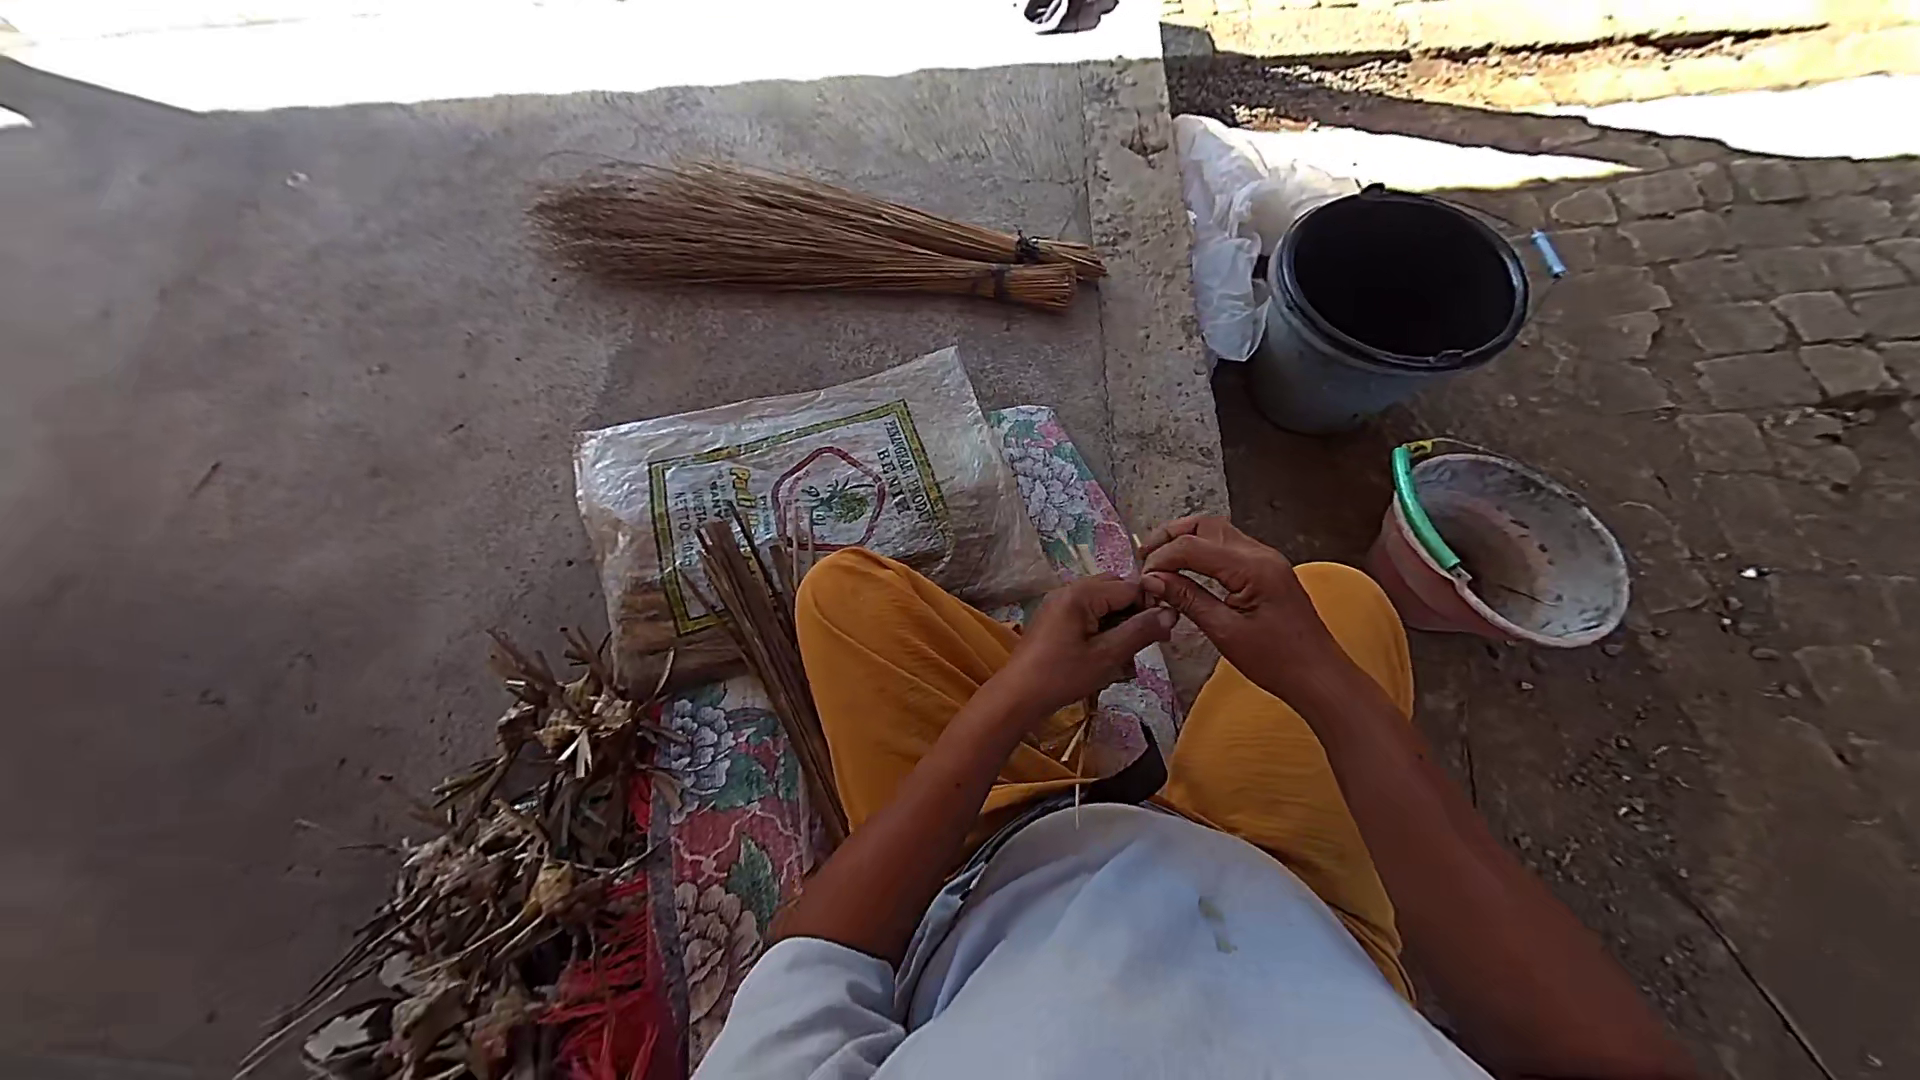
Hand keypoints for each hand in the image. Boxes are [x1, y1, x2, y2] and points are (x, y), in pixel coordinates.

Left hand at [989, 575, 1177, 723]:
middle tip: (1147, 645)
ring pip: (1103, 606)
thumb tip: (1171, 612)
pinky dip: (1102, 633)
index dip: (1151, 607)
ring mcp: (1059, 605)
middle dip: (1134, 616)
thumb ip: (1140, 631)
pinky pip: (1087, 617)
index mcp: (1080, 593)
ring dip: (1120, 628)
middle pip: (1115, 592)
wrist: (1018, 696)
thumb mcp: (1107, 655)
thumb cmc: (1062, 675)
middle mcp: (1068, 591)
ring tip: (1126, 660)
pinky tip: (1108, 659)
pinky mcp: (1054, 620)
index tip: (1165, 633)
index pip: (1129, 586)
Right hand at [1138, 516, 1346, 701]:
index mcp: (1252, 567)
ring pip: (1215, 532)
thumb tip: (1152, 580)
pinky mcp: (1265, 570)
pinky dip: (1199, 551)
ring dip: (1184, 541)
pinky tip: (1184, 570)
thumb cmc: (1276, 661)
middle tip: (1145, 559)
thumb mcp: (1224, 631)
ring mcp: (1265, 559)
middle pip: (1204, 525)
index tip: (1143, 580)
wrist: (1319, 677)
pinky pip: (1226, 547)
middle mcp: (1260, 554)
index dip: (1161, 558)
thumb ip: (1187, 599)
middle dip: (1170, 536)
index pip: (1192, 546)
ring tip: (1159, 563)